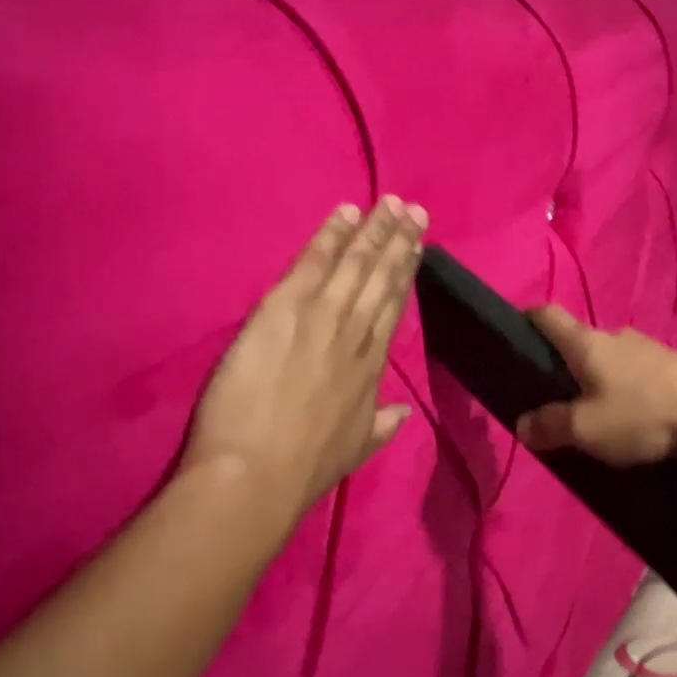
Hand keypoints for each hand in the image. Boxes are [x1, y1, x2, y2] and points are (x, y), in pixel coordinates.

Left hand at [182, 196, 427, 521]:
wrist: (258, 472)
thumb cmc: (306, 467)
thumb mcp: (356, 449)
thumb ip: (382, 425)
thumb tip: (404, 412)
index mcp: (372, 368)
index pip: (393, 309)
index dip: (406, 275)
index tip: (417, 249)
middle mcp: (356, 335)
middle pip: (382, 279)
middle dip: (399, 243)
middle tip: (415, 211)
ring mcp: (323, 318)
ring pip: (356, 265)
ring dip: (374, 231)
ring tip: (391, 203)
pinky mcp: (284, 310)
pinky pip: (313, 264)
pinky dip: (330, 237)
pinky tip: (345, 214)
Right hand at [515, 306, 676, 466]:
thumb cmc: (642, 414)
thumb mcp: (585, 428)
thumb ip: (550, 425)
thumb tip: (522, 423)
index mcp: (587, 342)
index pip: (547, 315)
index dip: (527, 321)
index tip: (514, 337)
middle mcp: (616, 336)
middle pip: (581, 342)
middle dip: (566, 364)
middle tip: (554, 397)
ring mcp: (650, 349)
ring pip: (612, 360)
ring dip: (600, 380)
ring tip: (594, 413)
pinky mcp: (675, 368)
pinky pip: (639, 375)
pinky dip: (628, 391)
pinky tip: (631, 417)